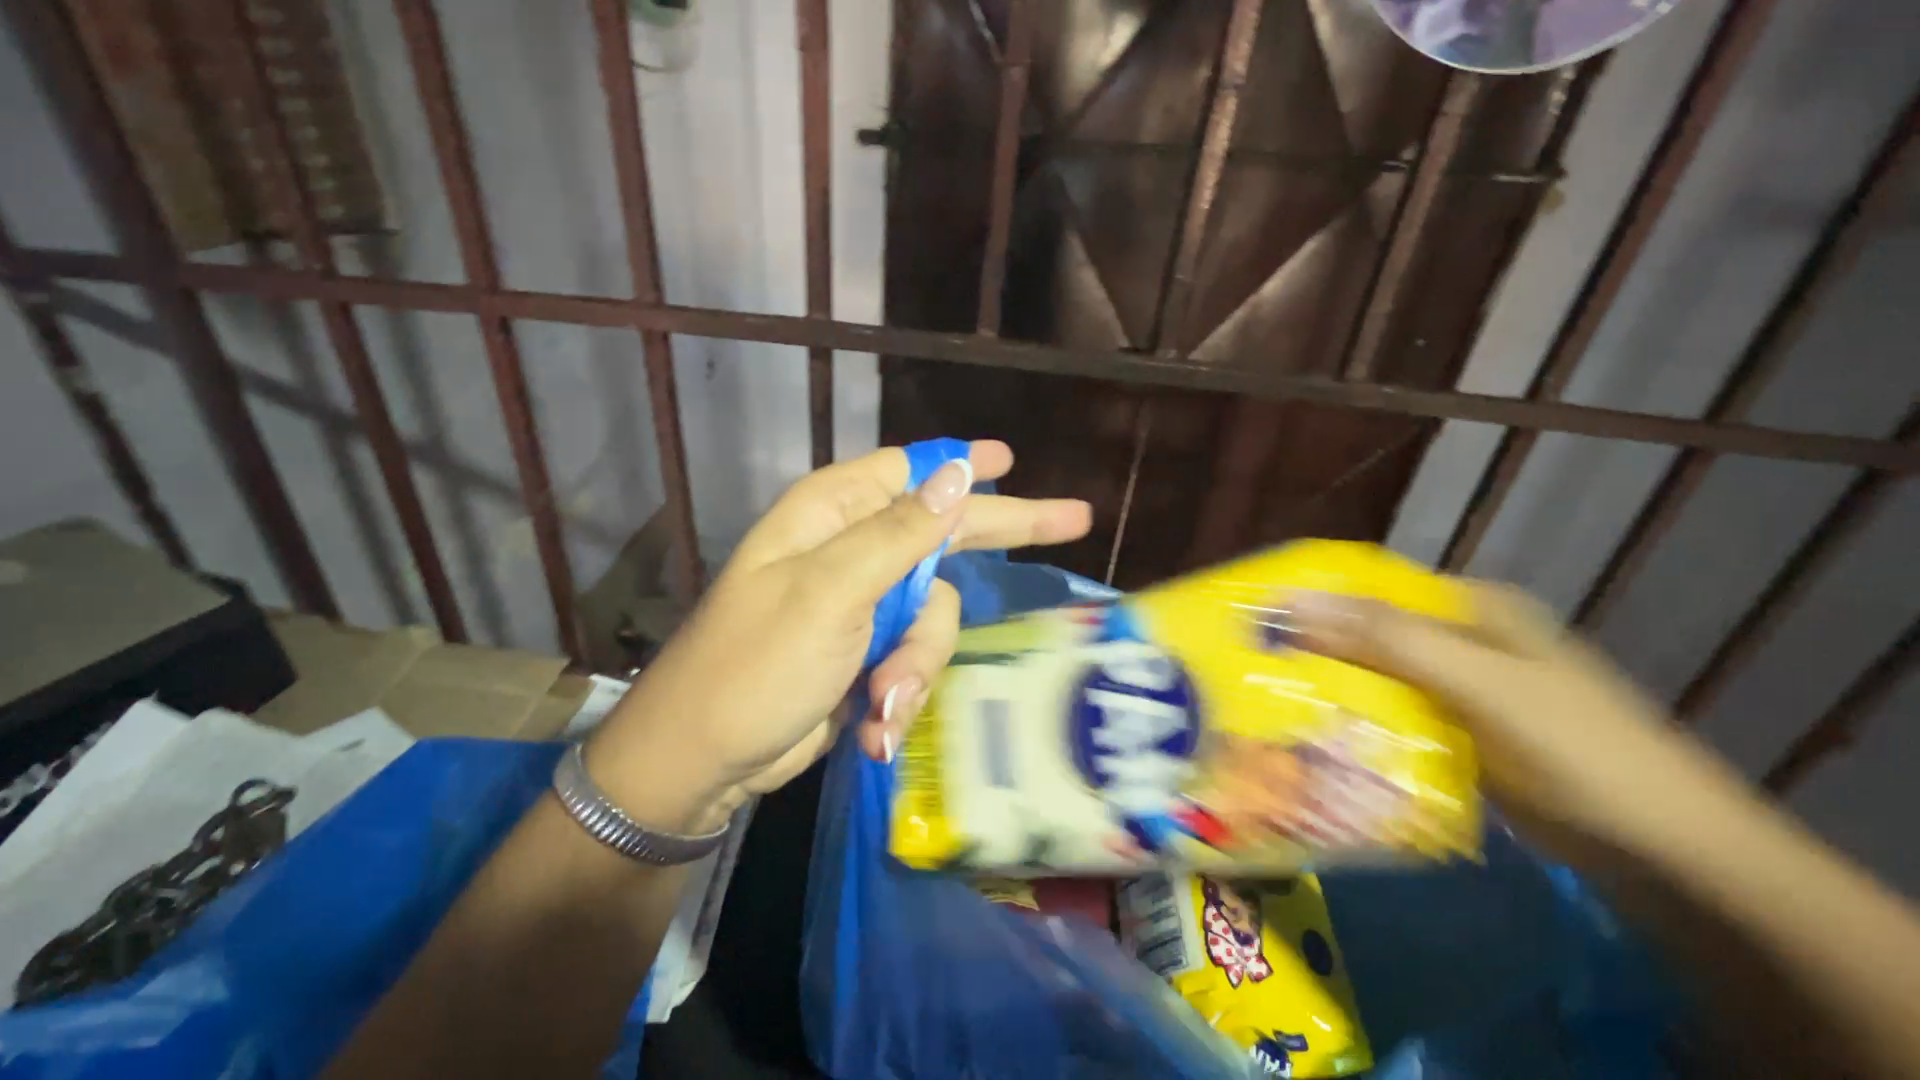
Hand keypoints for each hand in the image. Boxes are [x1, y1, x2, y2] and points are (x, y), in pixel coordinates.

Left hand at [585, 442, 1090, 833]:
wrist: (706, 758)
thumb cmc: (758, 664)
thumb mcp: (831, 593)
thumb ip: (900, 535)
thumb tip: (957, 472)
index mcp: (832, 516)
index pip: (910, 472)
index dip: (962, 464)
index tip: (1009, 458)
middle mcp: (849, 551)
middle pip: (942, 534)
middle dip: (1001, 536)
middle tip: (1074, 520)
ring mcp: (859, 606)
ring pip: (934, 617)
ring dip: (916, 665)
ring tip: (881, 702)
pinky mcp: (863, 655)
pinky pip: (912, 659)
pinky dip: (899, 694)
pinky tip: (875, 726)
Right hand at [1287, 583, 1748, 857]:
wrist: (1666, 851)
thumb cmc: (1574, 748)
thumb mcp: (1476, 681)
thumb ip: (1385, 638)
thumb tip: (1287, 599)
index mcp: (1473, 609)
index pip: (1372, 586)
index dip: (1311, 597)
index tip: (1247, 621)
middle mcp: (1464, 644)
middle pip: (1370, 637)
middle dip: (1312, 652)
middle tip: (1242, 674)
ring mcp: (1466, 697)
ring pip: (1379, 685)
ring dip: (1332, 696)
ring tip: (1261, 713)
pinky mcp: (1464, 745)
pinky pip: (1396, 728)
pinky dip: (1360, 734)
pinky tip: (1315, 750)